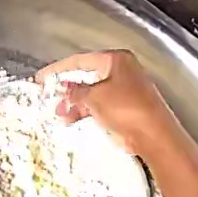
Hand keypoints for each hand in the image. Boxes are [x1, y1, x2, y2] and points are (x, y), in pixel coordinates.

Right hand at [36, 49, 186, 157]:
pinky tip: (73, 120)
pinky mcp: (126, 107)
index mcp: (116, 60)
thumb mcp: (94, 97)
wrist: (155, 136)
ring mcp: (125, 89)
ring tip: (60, 114)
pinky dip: (86, 111)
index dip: (58, 69)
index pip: (80, 60)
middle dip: (67, 89)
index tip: (42, 77)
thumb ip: (74, 91)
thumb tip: (62, 88)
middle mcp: (121, 70)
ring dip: (75, 103)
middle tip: (50, 97)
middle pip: (86, 76)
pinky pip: (100, 105)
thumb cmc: (126, 108)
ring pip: (92, 93)